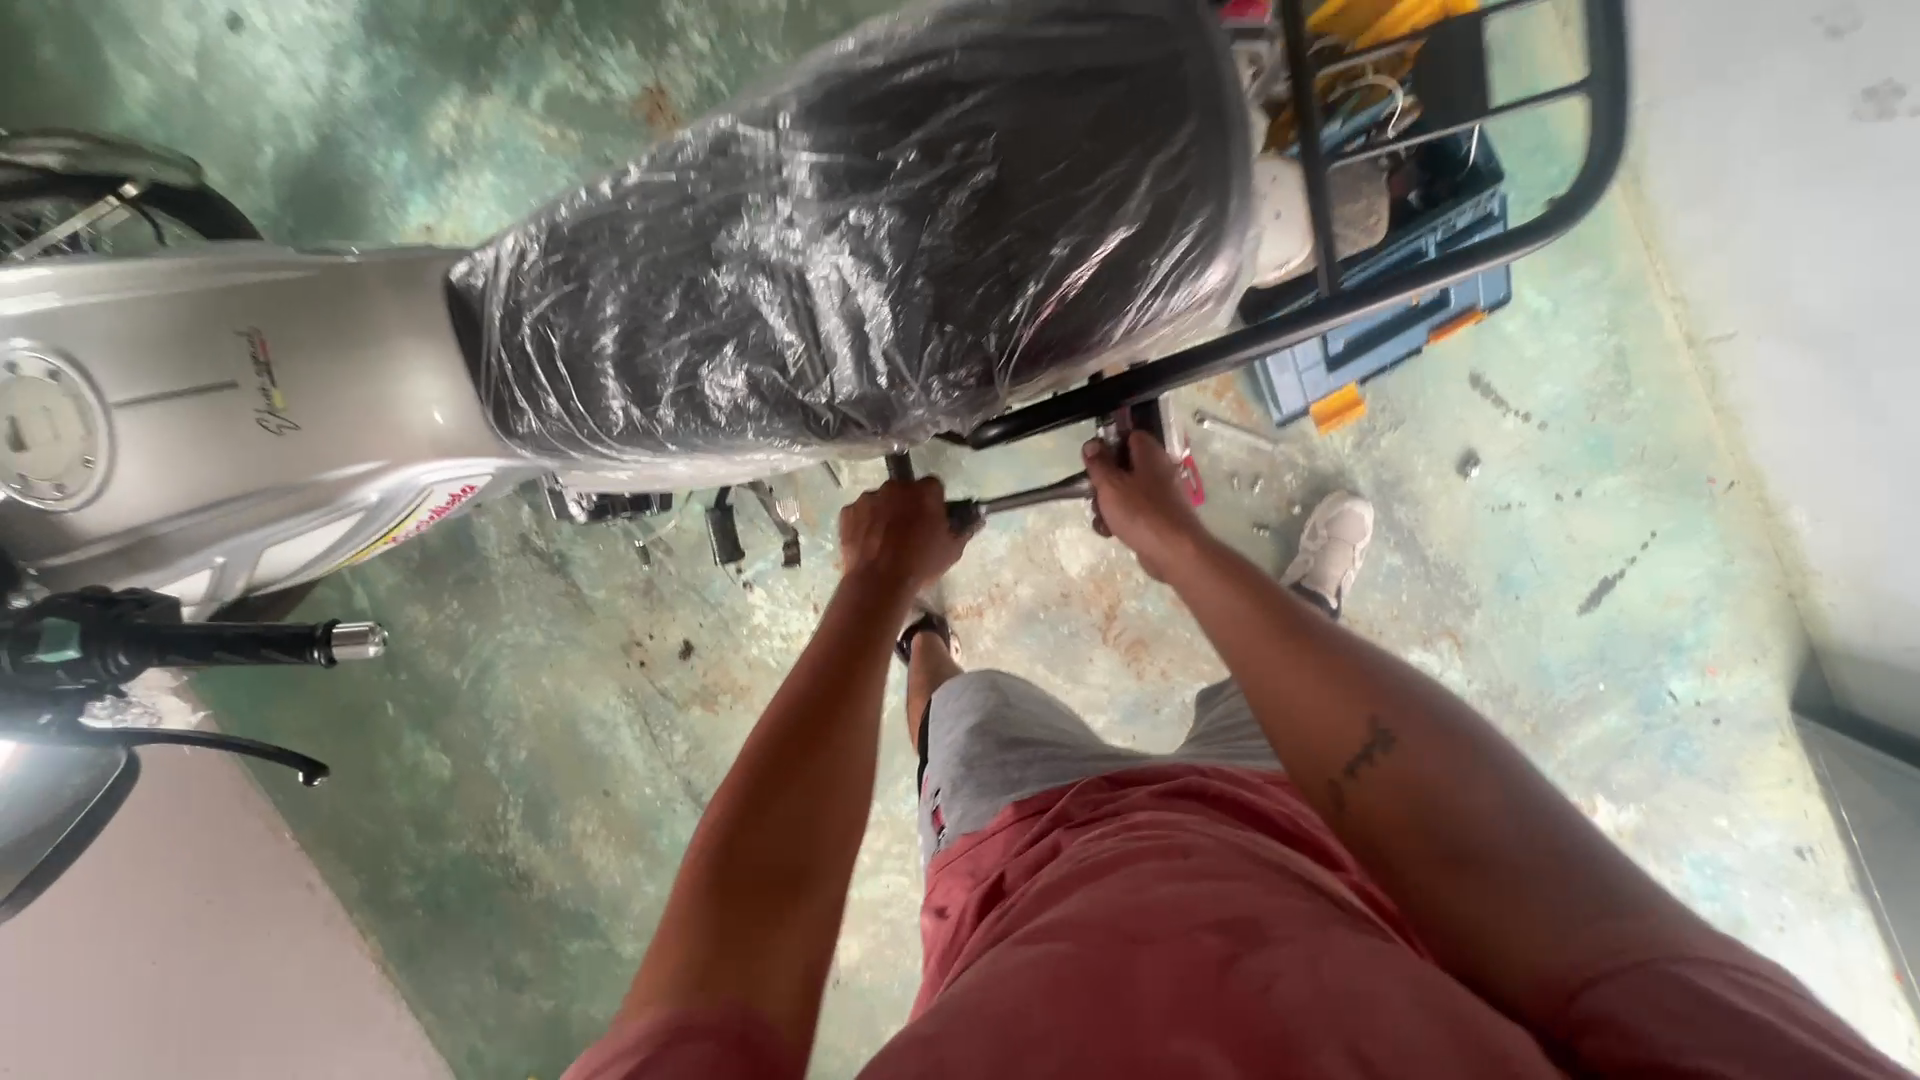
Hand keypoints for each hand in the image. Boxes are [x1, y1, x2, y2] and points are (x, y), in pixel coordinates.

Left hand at [838, 478, 971, 593]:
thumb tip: (976, 519)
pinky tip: (868, 543)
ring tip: (885, 540)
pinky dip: (863, 524)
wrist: (879, 581)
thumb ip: (964, 529)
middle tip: (909, 531)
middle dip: (907, 505)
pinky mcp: (847, 511)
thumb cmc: (920, 564)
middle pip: (904, 490)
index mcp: (925, 491)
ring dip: (884, 513)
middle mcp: (896, 486)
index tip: (931, 519)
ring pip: (880, 500)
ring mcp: (868, 497)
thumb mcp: (952, 550)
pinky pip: (859, 513)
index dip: (933, 502)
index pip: (933, 486)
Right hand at [1082, 432, 1208, 581]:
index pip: (1130, 436)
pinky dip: (1120, 520)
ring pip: (1125, 492)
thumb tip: (1091, 443)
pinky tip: (1110, 533)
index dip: (1109, 444)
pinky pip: (1133, 512)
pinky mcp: (1158, 518)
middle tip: (1094, 494)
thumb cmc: (1140, 512)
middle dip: (1103, 482)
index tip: (1093, 459)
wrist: (1173, 551)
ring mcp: (1159, 496)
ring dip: (1107, 505)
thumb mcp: (1111, 485)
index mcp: (1150, 455)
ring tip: (1101, 519)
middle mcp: (1157, 471)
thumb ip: (1098, 463)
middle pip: (1123, 467)